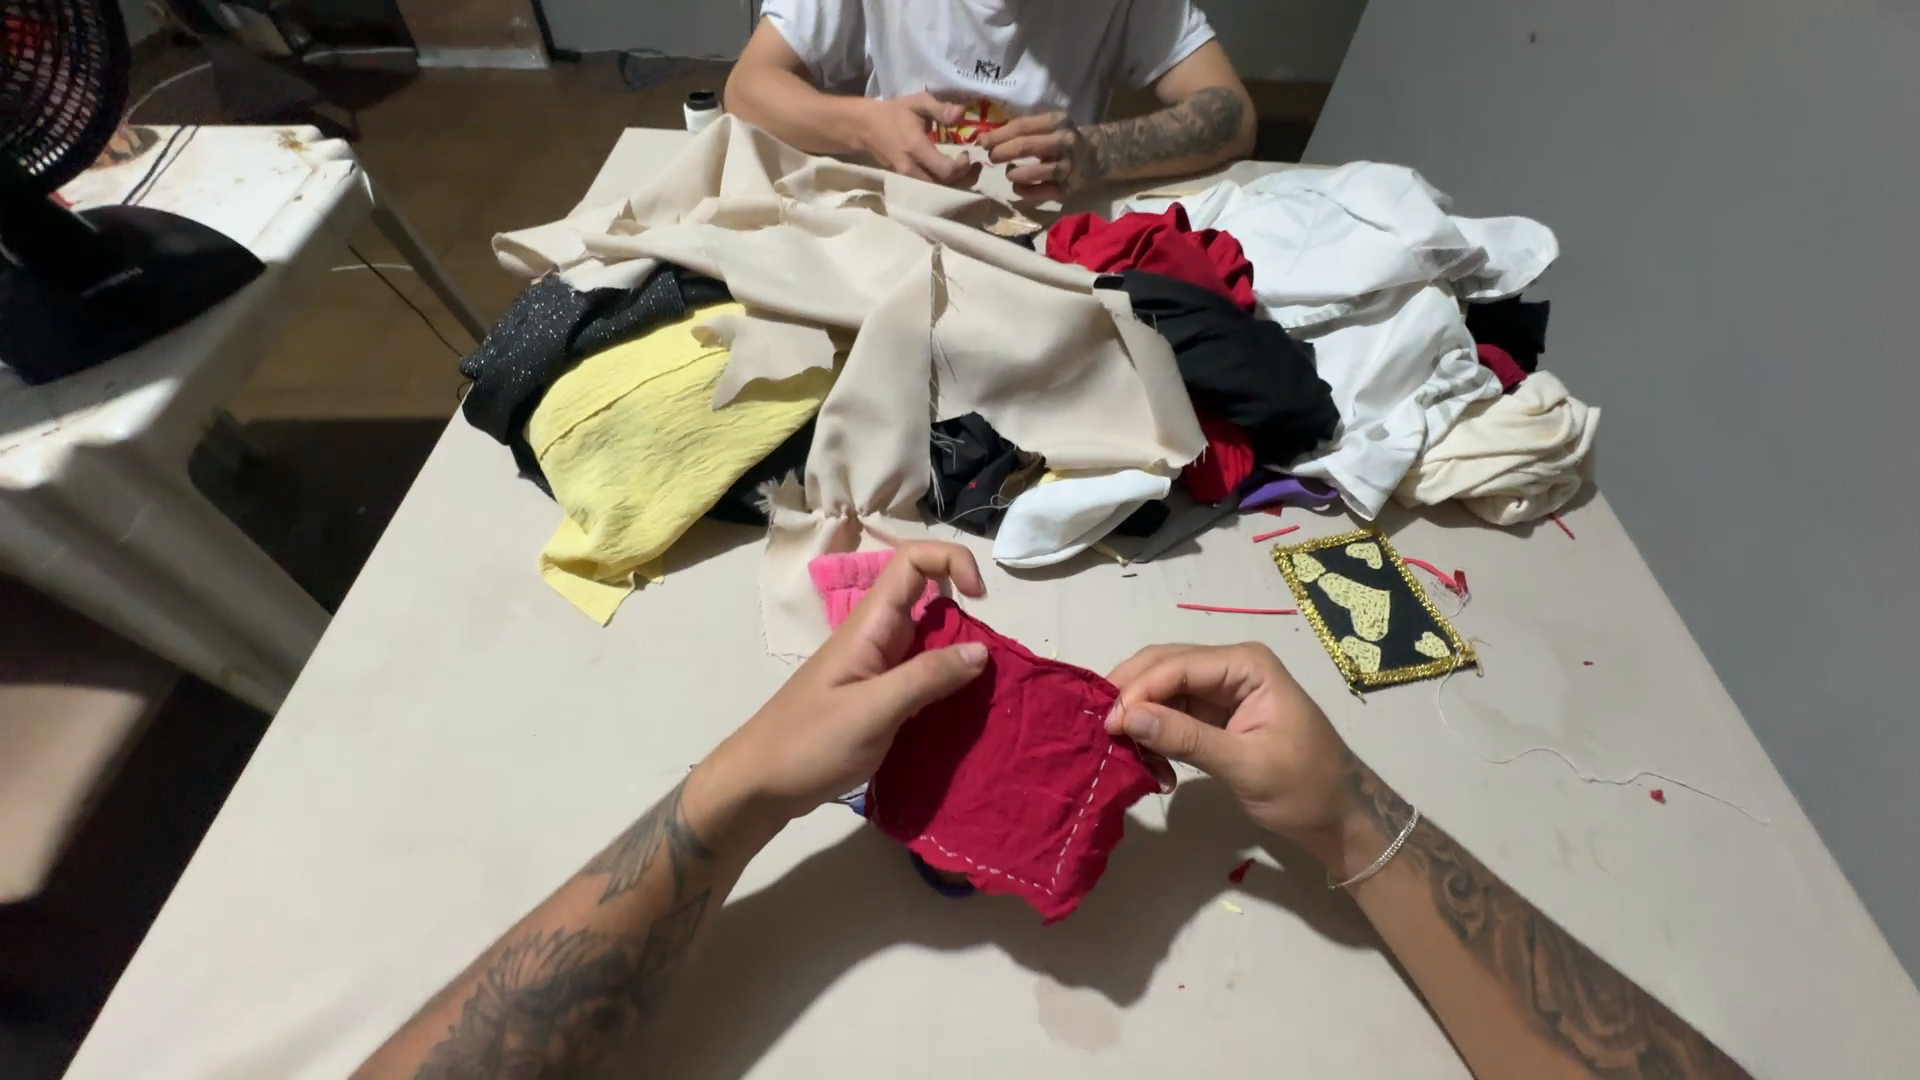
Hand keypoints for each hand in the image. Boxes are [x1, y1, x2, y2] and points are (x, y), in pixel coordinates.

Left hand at [704, 543, 989, 823]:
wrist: (759, 785)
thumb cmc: (809, 742)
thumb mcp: (873, 711)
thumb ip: (927, 678)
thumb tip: (982, 650)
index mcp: (870, 624)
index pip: (912, 561)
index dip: (951, 561)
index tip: (980, 600)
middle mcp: (876, 635)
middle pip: (928, 597)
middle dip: (965, 615)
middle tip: (987, 661)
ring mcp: (875, 665)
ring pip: (928, 637)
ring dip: (958, 652)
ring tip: (980, 689)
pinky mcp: (877, 694)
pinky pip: (921, 673)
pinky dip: (945, 682)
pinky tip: (957, 710)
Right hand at [856, 92, 982, 186]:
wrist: (866, 128)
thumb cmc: (894, 113)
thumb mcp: (917, 103)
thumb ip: (940, 108)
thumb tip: (962, 113)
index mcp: (916, 148)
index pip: (946, 170)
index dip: (962, 167)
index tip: (967, 153)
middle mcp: (912, 169)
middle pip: (945, 185)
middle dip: (963, 178)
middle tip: (972, 165)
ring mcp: (908, 179)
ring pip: (938, 190)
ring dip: (955, 183)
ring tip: (964, 169)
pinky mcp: (907, 183)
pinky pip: (930, 189)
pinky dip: (944, 184)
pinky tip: (950, 173)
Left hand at [978, 111, 1102, 201]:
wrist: (1097, 155)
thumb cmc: (1064, 139)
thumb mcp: (1050, 125)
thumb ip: (1025, 130)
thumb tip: (989, 138)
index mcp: (1057, 121)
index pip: (1022, 127)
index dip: (999, 135)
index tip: (982, 141)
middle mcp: (1063, 142)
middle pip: (1025, 146)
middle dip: (1002, 152)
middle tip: (992, 157)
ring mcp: (1066, 167)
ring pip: (1031, 173)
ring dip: (1013, 174)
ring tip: (1010, 172)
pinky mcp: (1066, 189)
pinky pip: (1038, 193)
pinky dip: (1022, 191)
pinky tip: (1018, 186)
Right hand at [1105, 644, 1362, 862]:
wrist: (1341, 820)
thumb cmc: (1305, 788)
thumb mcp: (1246, 765)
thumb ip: (1185, 738)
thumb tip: (1127, 718)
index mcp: (1245, 665)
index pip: (1177, 665)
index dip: (1138, 690)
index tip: (1110, 725)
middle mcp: (1228, 667)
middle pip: (1162, 667)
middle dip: (1130, 696)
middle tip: (1103, 731)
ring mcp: (1219, 690)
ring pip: (1159, 690)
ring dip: (1140, 720)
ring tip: (1129, 755)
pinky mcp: (1211, 715)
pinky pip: (1168, 714)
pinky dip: (1154, 738)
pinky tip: (1154, 768)